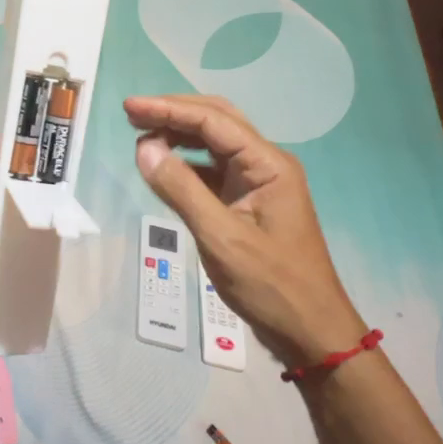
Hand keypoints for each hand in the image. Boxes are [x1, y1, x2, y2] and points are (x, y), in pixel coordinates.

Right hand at [126, 94, 366, 365]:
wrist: (313, 335)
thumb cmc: (272, 286)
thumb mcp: (221, 238)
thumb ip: (180, 189)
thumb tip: (143, 146)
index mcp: (268, 164)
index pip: (212, 120)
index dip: (167, 109)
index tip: (129, 107)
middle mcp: (265, 164)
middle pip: (216, 121)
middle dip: (173, 113)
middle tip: (132, 114)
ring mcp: (258, 183)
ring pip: (214, 143)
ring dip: (178, 135)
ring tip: (141, 135)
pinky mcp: (248, 202)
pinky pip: (213, 168)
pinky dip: (185, 162)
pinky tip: (163, 167)